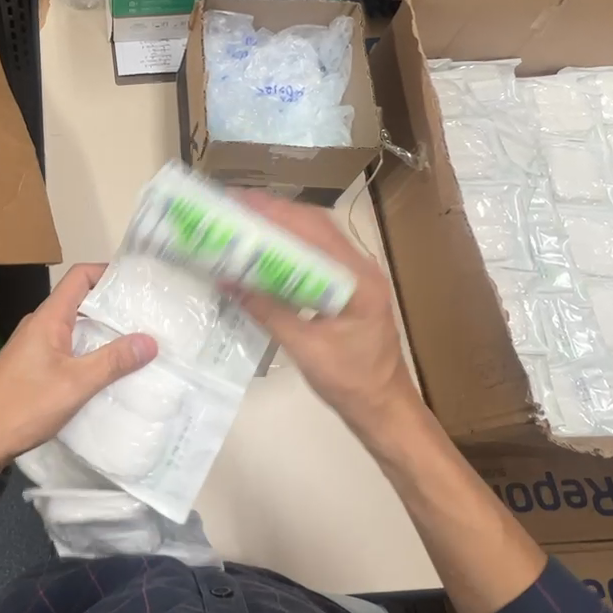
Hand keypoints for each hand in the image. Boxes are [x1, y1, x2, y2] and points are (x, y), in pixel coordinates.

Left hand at [0, 263, 157, 469]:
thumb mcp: (75, 385)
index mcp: (48, 317)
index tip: (137, 282)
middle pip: (79, 300)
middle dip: (111, 305)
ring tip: (133, 342)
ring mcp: (33, 345)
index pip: (79, 276)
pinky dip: (87, 349)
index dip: (107, 272)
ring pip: (73, 326)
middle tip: (145, 316)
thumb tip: (149, 341)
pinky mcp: (31, 365)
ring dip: (100, 330)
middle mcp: (39, 324)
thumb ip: (112, 362)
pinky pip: (65, 346)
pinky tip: (105, 369)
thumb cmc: (24, 406)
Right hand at [228, 192, 420, 434]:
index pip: (315, 230)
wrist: (385, 410)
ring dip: (281, 224)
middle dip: (275, 211)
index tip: (241, 201)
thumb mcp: (306, 349)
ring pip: (316, 235)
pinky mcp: (348, 286)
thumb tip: (228, 281)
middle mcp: (360, 268)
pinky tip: (264, 249)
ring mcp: (356, 275)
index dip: (277, 212)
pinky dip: (288, 244)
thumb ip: (268, 312)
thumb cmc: (351, 383)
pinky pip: (316, 253)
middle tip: (235, 206)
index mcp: (357, 279)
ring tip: (244, 220)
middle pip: (315, 224)